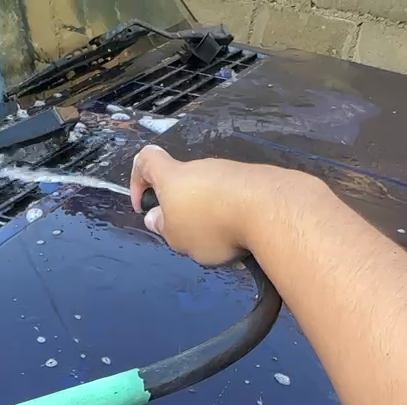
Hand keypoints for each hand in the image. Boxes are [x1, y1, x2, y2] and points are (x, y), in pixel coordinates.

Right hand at [128, 146, 321, 264]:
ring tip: (217, 242)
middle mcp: (199, 167)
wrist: (268, 209)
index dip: (137, 180)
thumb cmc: (212, 224)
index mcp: (173, 177)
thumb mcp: (177, 237)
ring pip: (207, 193)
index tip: (143, 206)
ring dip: (206, 216)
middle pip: (181, 183)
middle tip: (186, 237)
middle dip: (179, 210)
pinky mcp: (251, 181)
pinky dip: (229, 216)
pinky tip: (238, 236)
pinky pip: (231, 198)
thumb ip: (163, 227)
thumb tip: (155, 217)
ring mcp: (227, 171)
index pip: (146, 160)